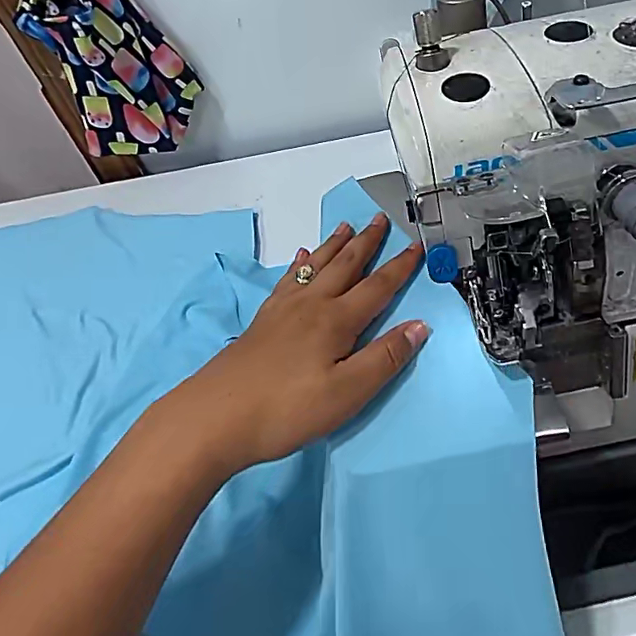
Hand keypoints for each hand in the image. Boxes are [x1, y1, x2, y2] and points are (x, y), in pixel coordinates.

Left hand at [162, 213, 428, 473]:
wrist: (216, 416)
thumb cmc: (287, 409)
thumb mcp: (347, 393)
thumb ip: (385, 358)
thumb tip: (420, 326)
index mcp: (336, 321)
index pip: (377, 287)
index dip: (400, 267)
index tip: (416, 245)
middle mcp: (312, 305)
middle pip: (345, 265)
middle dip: (367, 241)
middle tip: (380, 218)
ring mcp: (284, 309)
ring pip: (316, 266)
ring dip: (334, 245)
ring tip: (346, 226)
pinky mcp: (264, 319)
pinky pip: (288, 279)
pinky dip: (300, 263)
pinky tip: (301, 257)